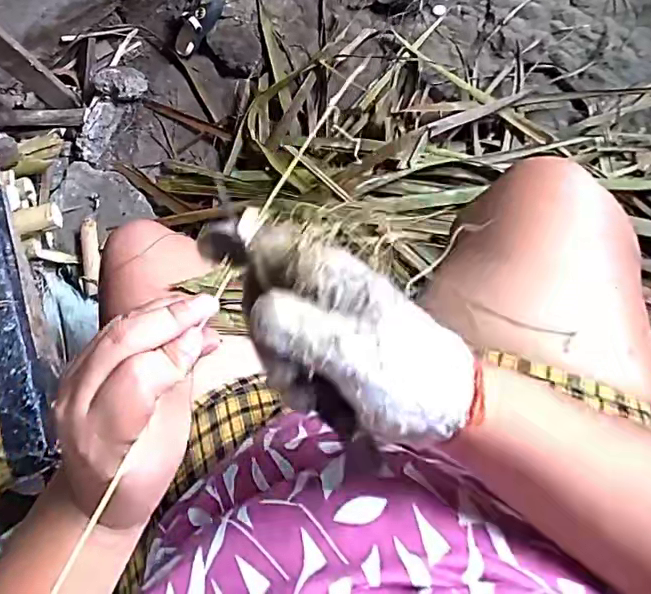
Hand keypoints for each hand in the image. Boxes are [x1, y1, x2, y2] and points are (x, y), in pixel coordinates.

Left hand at [54, 294, 219, 531]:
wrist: (92, 492)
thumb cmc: (139, 476)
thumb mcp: (170, 442)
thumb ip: (179, 384)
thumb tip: (198, 335)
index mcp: (102, 438)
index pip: (135, 378)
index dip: (172, 352)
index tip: (204, 335)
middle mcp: (78, 403)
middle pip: (122, 341)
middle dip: (169, 317)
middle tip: (207, 305)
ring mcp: (71, 379)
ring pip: (116, 327)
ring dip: (159, 309)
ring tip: (195, 305)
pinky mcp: (75, 363)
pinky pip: (111, 328)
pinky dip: (146, 315)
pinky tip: (174, 312)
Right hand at [244, 225, 475, 442]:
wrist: (446, 411)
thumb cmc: (404, 376)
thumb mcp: (350, 354)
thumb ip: (298, 325)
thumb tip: (256, 307)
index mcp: (324, 270)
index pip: (266, 240)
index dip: (232, 239)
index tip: (205, 252)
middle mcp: (318, 283)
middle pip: (258, 293)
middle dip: (265, 338)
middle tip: (295, 376)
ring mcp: (321, 312)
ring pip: (269, 329)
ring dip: (283, 368)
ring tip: (318, 397)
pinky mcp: (323, 340)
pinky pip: (287, 352)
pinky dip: (296, 380)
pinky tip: (322, 401)